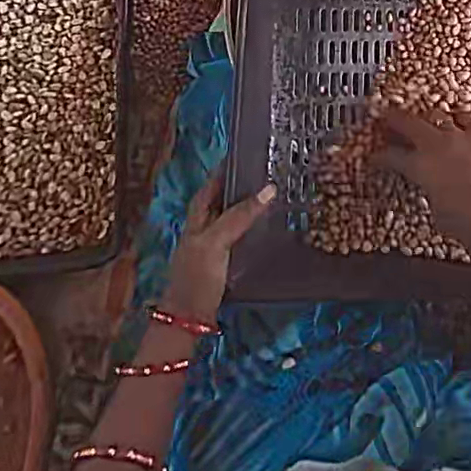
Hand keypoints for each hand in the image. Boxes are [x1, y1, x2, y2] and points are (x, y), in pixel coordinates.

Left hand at [159, 174, 275, 320]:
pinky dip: (256, 225)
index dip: (231, 165)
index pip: (216, 180)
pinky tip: (273, 225)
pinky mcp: (227, 258)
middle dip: (247, 183)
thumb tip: (269, 188)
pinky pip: (244, 232)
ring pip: (237, 214)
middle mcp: (206, 222)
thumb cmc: (197, 276)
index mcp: (198, 212)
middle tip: (275, 171)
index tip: (256, 152)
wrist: (189, 319)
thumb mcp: (216, 241)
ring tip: (280, 193)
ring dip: (254, 204)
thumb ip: (240, 215)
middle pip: (227, 195)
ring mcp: (216, 241)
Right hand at [374, 106, 470, 278]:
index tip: (374, 158)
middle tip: (383, 119)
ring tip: (418, 121)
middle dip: (392, 120)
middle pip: (407, 121)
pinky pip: (464, 118)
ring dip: (423, 117)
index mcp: (422, 167)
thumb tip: (429, 184)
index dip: (378, 157)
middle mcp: (440, 146)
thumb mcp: (442, 216)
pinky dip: (454, 119)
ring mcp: (464, 137)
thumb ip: (429, 192)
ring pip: (435, 114)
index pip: (390, 156)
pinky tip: (453, 124)